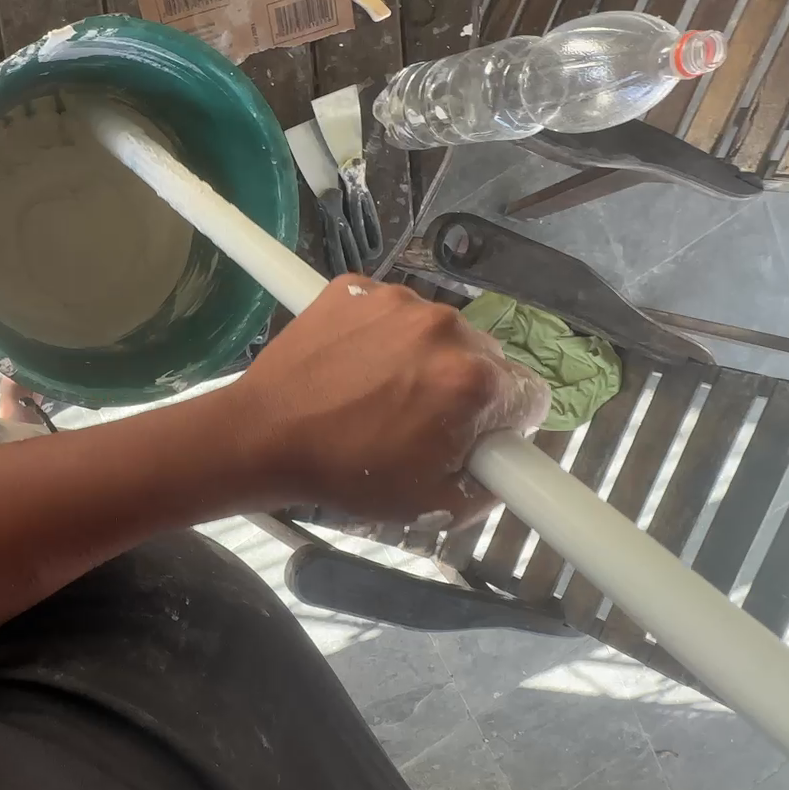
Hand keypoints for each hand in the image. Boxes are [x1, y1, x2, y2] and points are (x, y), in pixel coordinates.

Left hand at [227, 277, 549, 524]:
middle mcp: (443, 327)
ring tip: (372, 390)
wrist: (260, 434)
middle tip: (414, 416)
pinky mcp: (352, 287)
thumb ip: (490, 484)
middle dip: (459, 386)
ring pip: (432, 330)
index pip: (528, 393)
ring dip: (417, 354)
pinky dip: (376, 331)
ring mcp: (393, 300)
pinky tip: (349, 363)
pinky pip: (386, 310)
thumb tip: (507, 463)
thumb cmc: (343, 471)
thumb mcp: (430, 502)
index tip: (472, 432)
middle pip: (481, 356)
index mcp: (472, 380)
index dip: (502, 420)